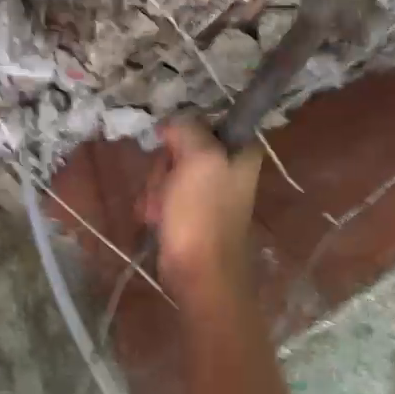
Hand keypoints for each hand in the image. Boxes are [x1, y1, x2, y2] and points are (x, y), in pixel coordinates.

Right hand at [143, 120, 262, 295]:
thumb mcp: (198, 157)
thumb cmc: (202, 213)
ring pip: (167, 170)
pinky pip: (164, 193)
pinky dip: (155, 204)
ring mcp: (208, 190)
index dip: (181, 134)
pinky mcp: (191, 210)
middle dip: (164, 166)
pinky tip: (154, 218)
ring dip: (156, 188)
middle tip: (168, 185)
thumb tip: (169, 126)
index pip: (203, 122)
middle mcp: (227, 166)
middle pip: (180, 147)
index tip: (170, 148)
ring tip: (159, 209)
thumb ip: (187, 129)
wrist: (200, 272)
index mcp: (240, 150)